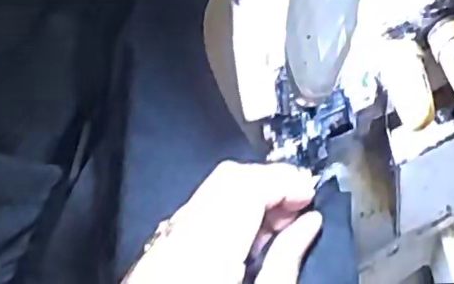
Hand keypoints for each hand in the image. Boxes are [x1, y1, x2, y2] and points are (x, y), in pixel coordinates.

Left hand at [123, 162, 321, 283]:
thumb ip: (285, 263)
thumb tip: (308, 222)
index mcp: (204, 258)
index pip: (249, 185)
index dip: (287, 180)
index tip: (312, 197)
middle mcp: (172, 250)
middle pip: (224, 182)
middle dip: (267, 184)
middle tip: (296, 210)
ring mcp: (151, 264)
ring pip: (204, 200)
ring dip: (244, 201)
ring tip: (272, 232)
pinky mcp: (141, 279)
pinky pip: (186, 227)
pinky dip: (219, 223)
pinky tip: (238, 252)